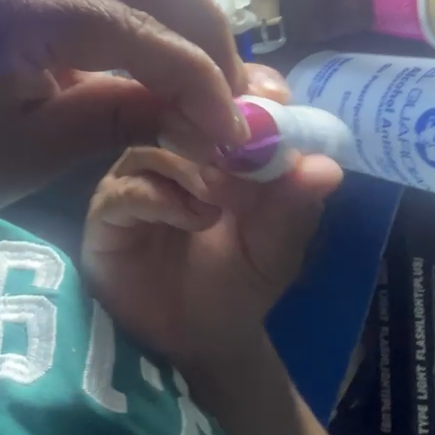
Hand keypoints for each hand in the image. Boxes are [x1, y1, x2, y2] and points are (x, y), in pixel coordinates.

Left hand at [0, 0, 250, 216]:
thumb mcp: (32, 153)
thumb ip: (121, 117)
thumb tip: (205, 114)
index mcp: (9, 10)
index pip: (128, 25)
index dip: (192, 71)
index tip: (232, 120)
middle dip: (193, 19)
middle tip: (229, 79)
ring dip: (168, 6)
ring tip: (202, 63)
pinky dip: (130, 7)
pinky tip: (153, 48)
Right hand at [80, 69, 342, 370]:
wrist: (197, 342)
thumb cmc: (237, 285)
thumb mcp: (276, 248)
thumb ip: (294, 208)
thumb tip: (328, 166)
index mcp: (208, 153)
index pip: (218, 103)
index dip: (245, 93)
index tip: (276, 100)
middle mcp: (164, 157)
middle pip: (178, 117)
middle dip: (215, 132)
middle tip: (242, 156)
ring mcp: (132, 183)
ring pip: (151, 149)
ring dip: (191, 169)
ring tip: (220, 201)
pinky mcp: (106, 215)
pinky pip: (124, 191)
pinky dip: (160, 198)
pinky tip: (192, 217)